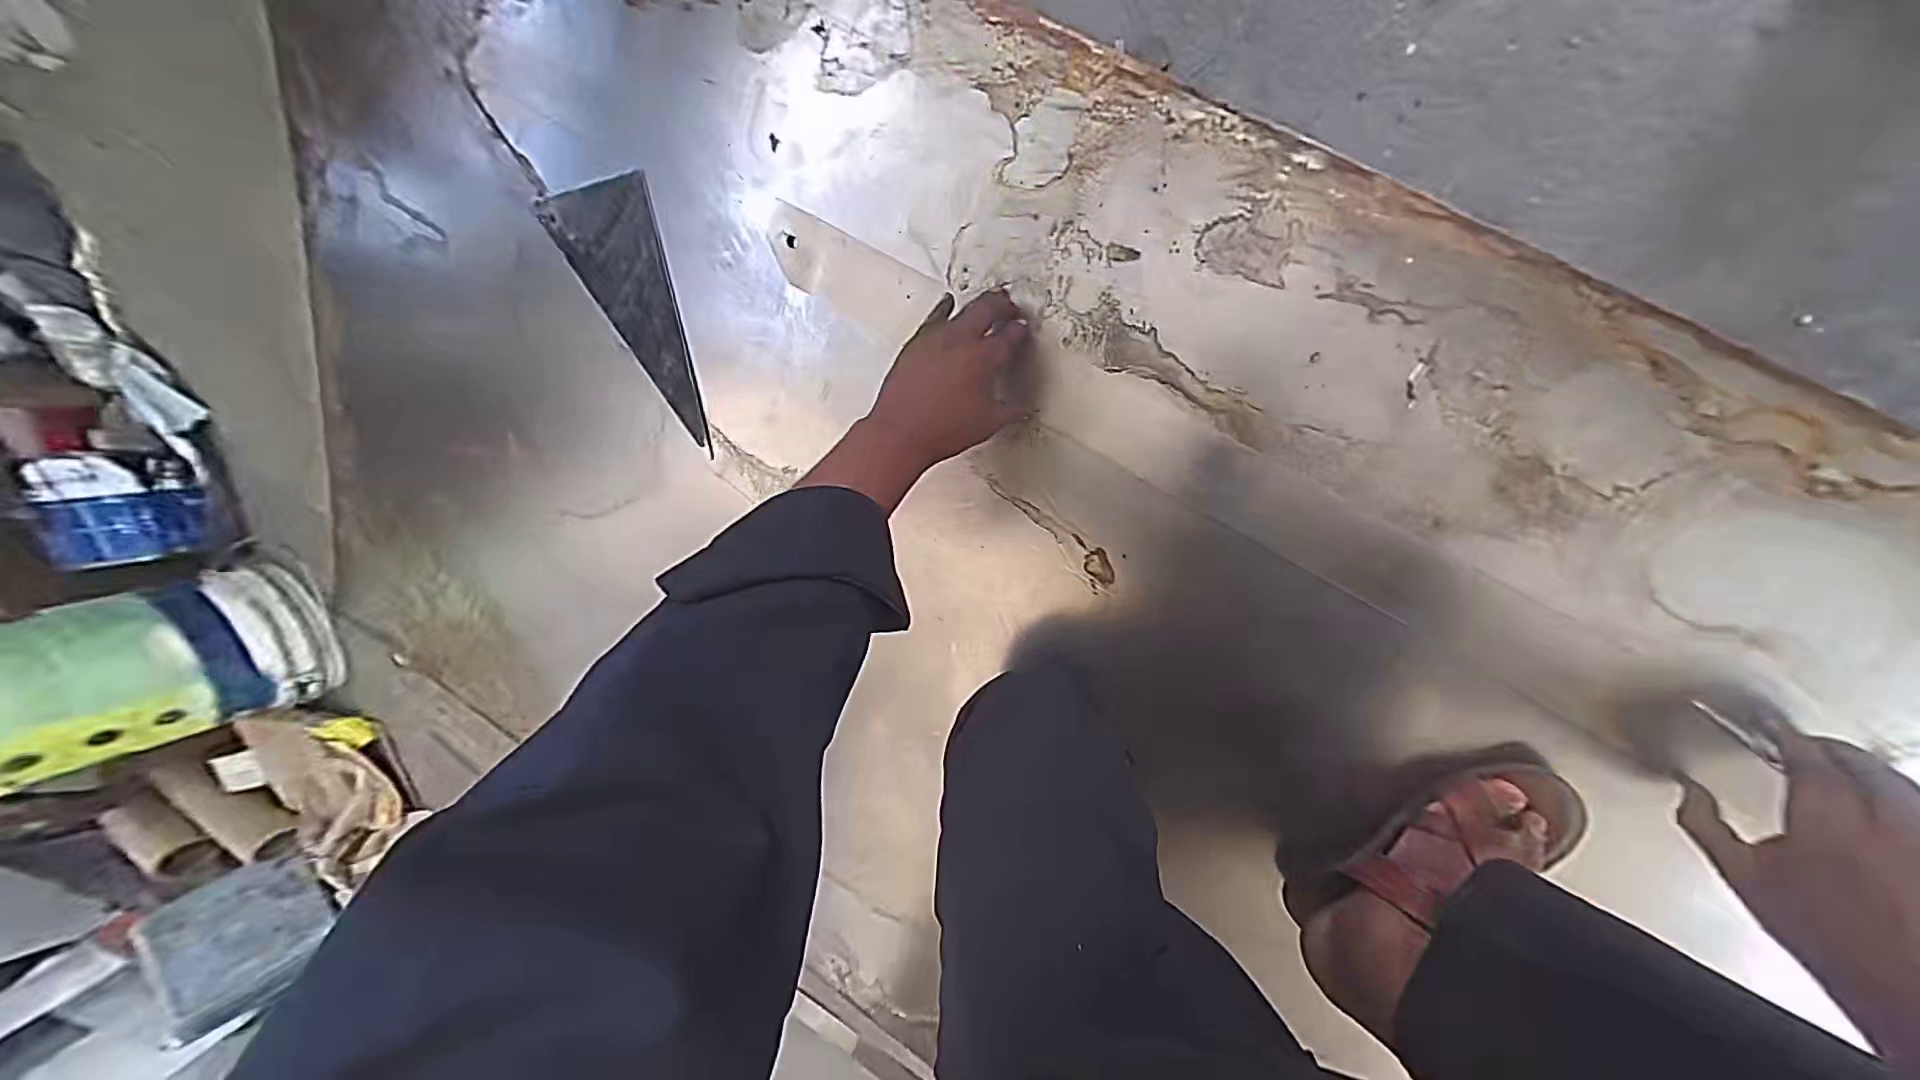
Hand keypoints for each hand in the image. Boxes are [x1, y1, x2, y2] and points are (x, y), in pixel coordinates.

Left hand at [797, 290, 1030, 512]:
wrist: (900, 433)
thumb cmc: (941, 430)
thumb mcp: (987, 424)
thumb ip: (1009, 410)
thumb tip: (1019, 407)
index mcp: (983, 358)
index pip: (1010, 336)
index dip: (1019, 331)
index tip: (1022, 330)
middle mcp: (959, 341)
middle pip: (988, 309)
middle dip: (1003, 305)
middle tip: (1010, 306)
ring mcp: (935, 339)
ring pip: (961, 309)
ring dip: (977, 304)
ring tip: (986, 303)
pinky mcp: (915, 343)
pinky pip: (934, 317)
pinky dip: (945, 310)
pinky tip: (946, 307)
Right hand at [1678, 731, 1919, 1068]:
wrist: (1897, 988)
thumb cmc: (1822, 936)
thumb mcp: (1741, 876)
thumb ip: (1706, 825)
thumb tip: (1688, 791)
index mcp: (1824, 820)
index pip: (1808, 758)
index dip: (1785, 737)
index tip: (1772, 729)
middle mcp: (1886, 823)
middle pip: (1864, 764)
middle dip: (1831, 749)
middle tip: (1805, 744)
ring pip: (1903, 784)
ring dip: (1869, 770)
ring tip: (1845, 769)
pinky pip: (1917, 810)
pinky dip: (1897, 799)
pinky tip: (1884, 805)